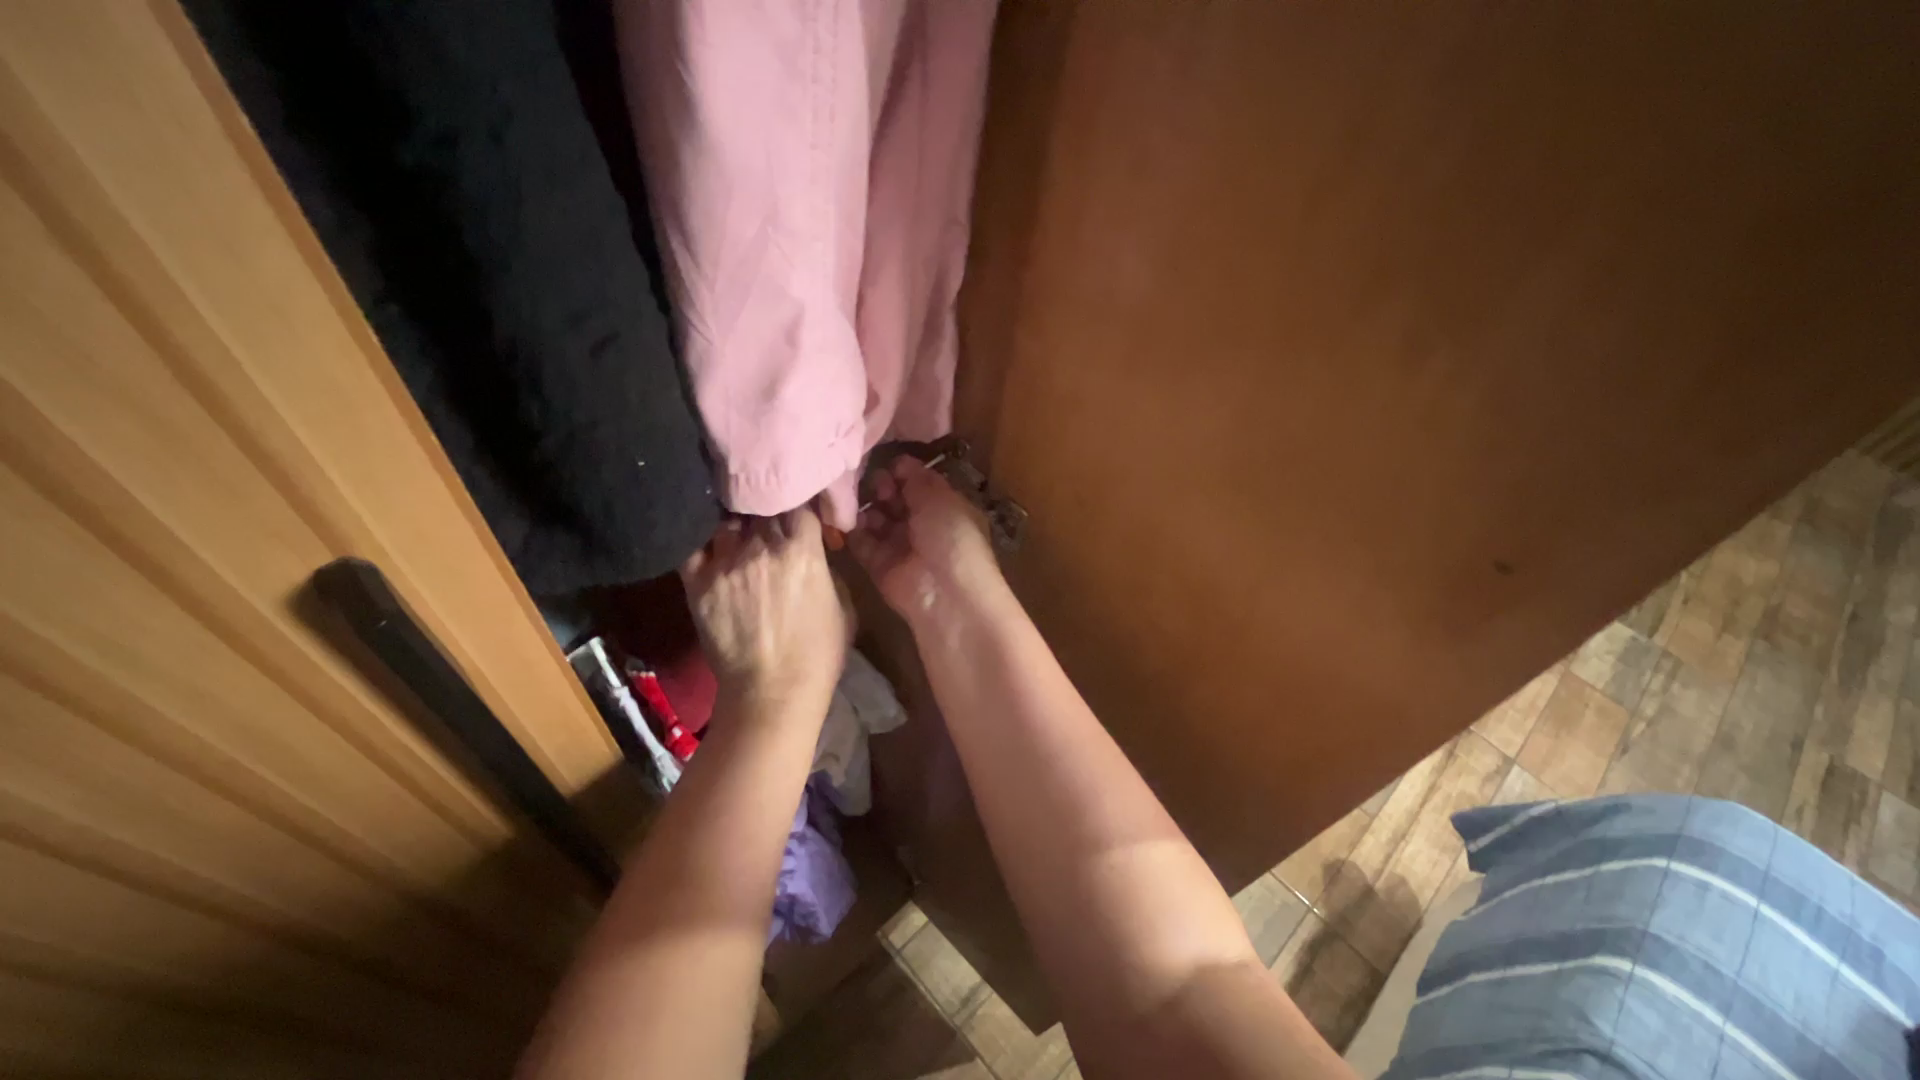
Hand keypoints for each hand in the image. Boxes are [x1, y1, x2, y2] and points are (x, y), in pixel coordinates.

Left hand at [680, 510, 846, 709]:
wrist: (772, 693)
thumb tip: (816, 553)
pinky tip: (709, 543)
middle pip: (762, 505)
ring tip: (740, 533)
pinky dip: (701, 538)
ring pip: (728, 521)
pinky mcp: (696, 580)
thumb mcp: (844, 606)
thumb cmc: (819, 655)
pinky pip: (693, 543)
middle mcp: (761, 544)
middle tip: (771, 520)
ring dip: (737, 524)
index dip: (801, 505)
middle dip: (768, 509)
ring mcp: (725, 560)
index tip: (802, 513)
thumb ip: (827, 569)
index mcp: (802, 548)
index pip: (799, 503)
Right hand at [848, 459, 1006, 622]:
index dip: (902, 472)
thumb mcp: (940, 499)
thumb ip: (917, 479)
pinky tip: (847, 519)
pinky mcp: (878, 566)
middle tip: (875, 486)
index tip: (887, 464)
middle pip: (894, 499)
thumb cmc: (951, 538)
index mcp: (944, 508)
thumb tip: (900, 462)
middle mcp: (922, 526)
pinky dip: (853, 532)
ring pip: (875, 519)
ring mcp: (899, 547)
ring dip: (866, 508)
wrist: (947, 594)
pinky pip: (861, 544)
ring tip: (859, 502)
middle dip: (881, 488)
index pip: (918, 483)